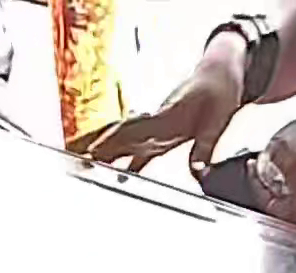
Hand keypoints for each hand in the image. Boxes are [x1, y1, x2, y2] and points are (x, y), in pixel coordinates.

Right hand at [86, 33, 245, 174]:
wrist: (222, 72)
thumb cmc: (220, 91)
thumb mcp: (218, 120)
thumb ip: (206, 146)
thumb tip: (197, 170)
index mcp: (165, 117)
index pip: (132, 132)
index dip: (111, 144)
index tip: (93, 154)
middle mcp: (154, 121)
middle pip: (117, 134)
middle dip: (94, 146)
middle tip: (73, 160)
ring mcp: (154, 127)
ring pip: (121, 140)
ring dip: (101, 152)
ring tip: (80, 164)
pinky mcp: (159, 133)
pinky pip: (137, 149)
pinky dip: (124, 161)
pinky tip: (117, 175)